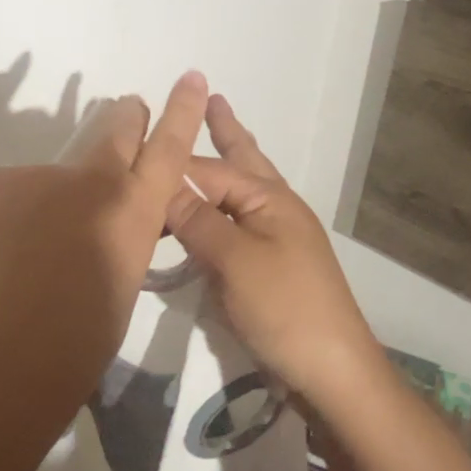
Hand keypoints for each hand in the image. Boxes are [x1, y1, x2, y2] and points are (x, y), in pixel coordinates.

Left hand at [0, 73, 209, 411]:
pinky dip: (4, 222)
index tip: (190, 78)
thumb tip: (97, 224)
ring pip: (45, 184)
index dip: (180, 112)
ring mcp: (33, 178)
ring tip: (23, 260)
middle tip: (126, 109)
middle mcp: (86, 182)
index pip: (165, 150)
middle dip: (124, 119)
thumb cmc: (72, 347)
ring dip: (42, 206)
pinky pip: (4, 199)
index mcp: (130, 213)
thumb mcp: (118, 286)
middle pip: (112, 133)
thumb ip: (116, 239)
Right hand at [163, 94, 378, 392]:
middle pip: (244, 160)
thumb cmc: (285, 308)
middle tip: (210, 97)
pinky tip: (213, 207)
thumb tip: (158, 183)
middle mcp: (275, 209)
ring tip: (215, 135)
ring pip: (244, 188)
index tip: (137, 147)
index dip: (172, 160)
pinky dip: (223, 204)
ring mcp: (276, 238)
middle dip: (225, 131)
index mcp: (269, 198)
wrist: (333, 374)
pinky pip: (239, 220)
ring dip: (228, 161)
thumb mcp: (233, 261)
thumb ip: (195, 219)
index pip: (207, 169)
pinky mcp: (270, 266)